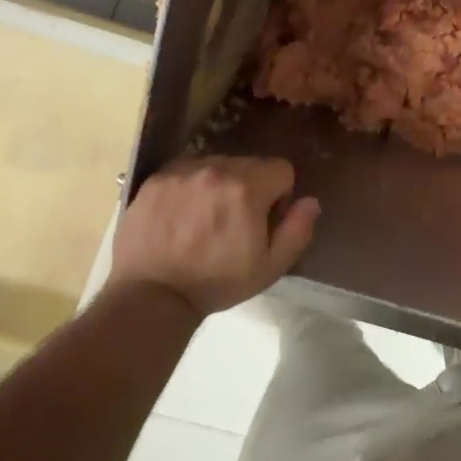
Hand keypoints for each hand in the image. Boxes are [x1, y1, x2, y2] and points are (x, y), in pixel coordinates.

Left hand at [108, 156, 319, 315]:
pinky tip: (182, 214)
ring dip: (220, 184)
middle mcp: (216, 169)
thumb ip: (297, 230)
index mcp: (247, 188)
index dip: (280, 195)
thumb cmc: (216, 283)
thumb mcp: (270, 267)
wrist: (150, 296)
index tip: (265, 220)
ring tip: (206, 217)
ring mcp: (182, 172)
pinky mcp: (155, 179)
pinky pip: (186, 170)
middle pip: (249, 164)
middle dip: (250, 187)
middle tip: (235, 221)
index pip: (281, 168)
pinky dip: (191, 185)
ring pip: (217, 165)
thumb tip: (310, 201)